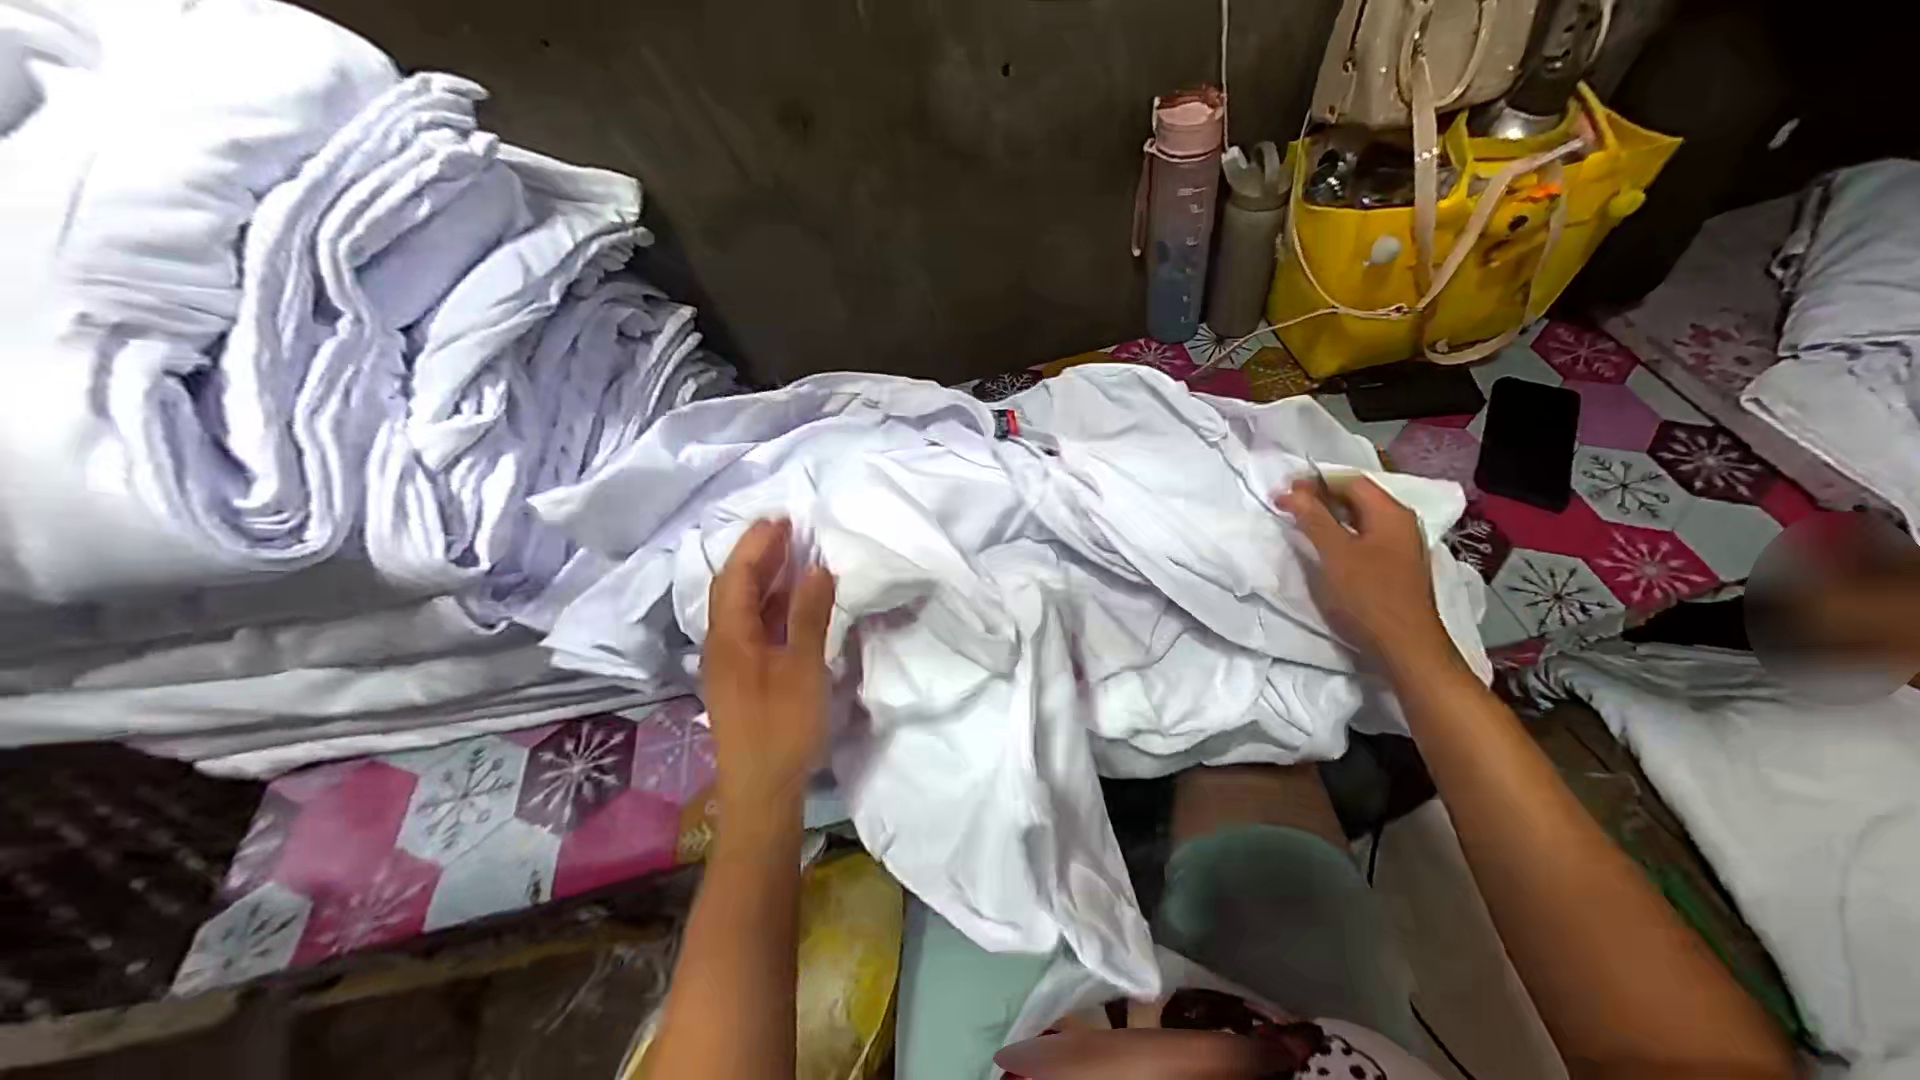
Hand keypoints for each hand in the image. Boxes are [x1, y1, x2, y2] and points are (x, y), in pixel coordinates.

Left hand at [703, 519, 837, 806]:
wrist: (761, 791)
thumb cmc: (782, 727)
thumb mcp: (803, 667)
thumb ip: (809, 615)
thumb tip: (816, 569)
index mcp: (729, 636)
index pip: (736, 575)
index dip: (757, 544)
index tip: (782, 519)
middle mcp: (722, 643)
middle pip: (734, 588)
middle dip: (758, 556)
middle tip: (788, 531)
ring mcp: (731, 662)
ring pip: (744, 608)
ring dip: (766, 580)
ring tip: (793, 557)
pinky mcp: (743, 677)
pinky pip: (753, 627)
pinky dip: (772, 607)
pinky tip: (793, 603)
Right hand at [1276, 476, 1457, 668]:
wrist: (1404, 646)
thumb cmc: (1368, 596)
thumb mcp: (1335, 554)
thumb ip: (1314, 519)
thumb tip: (1292, 491)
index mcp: (1391, 513)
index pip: (1350, 481)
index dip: (1316, 481)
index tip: (1284, 491)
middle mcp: (1400, 523)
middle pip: (1357, 497)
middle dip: (1322, 496)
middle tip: (1288, 505)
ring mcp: (1400, 546)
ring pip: (1360, 518)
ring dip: (1329, 516)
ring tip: (1300, 523)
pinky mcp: (1394, 566)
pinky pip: (1364, 537)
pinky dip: (1341, 534)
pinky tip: (1324, 546)